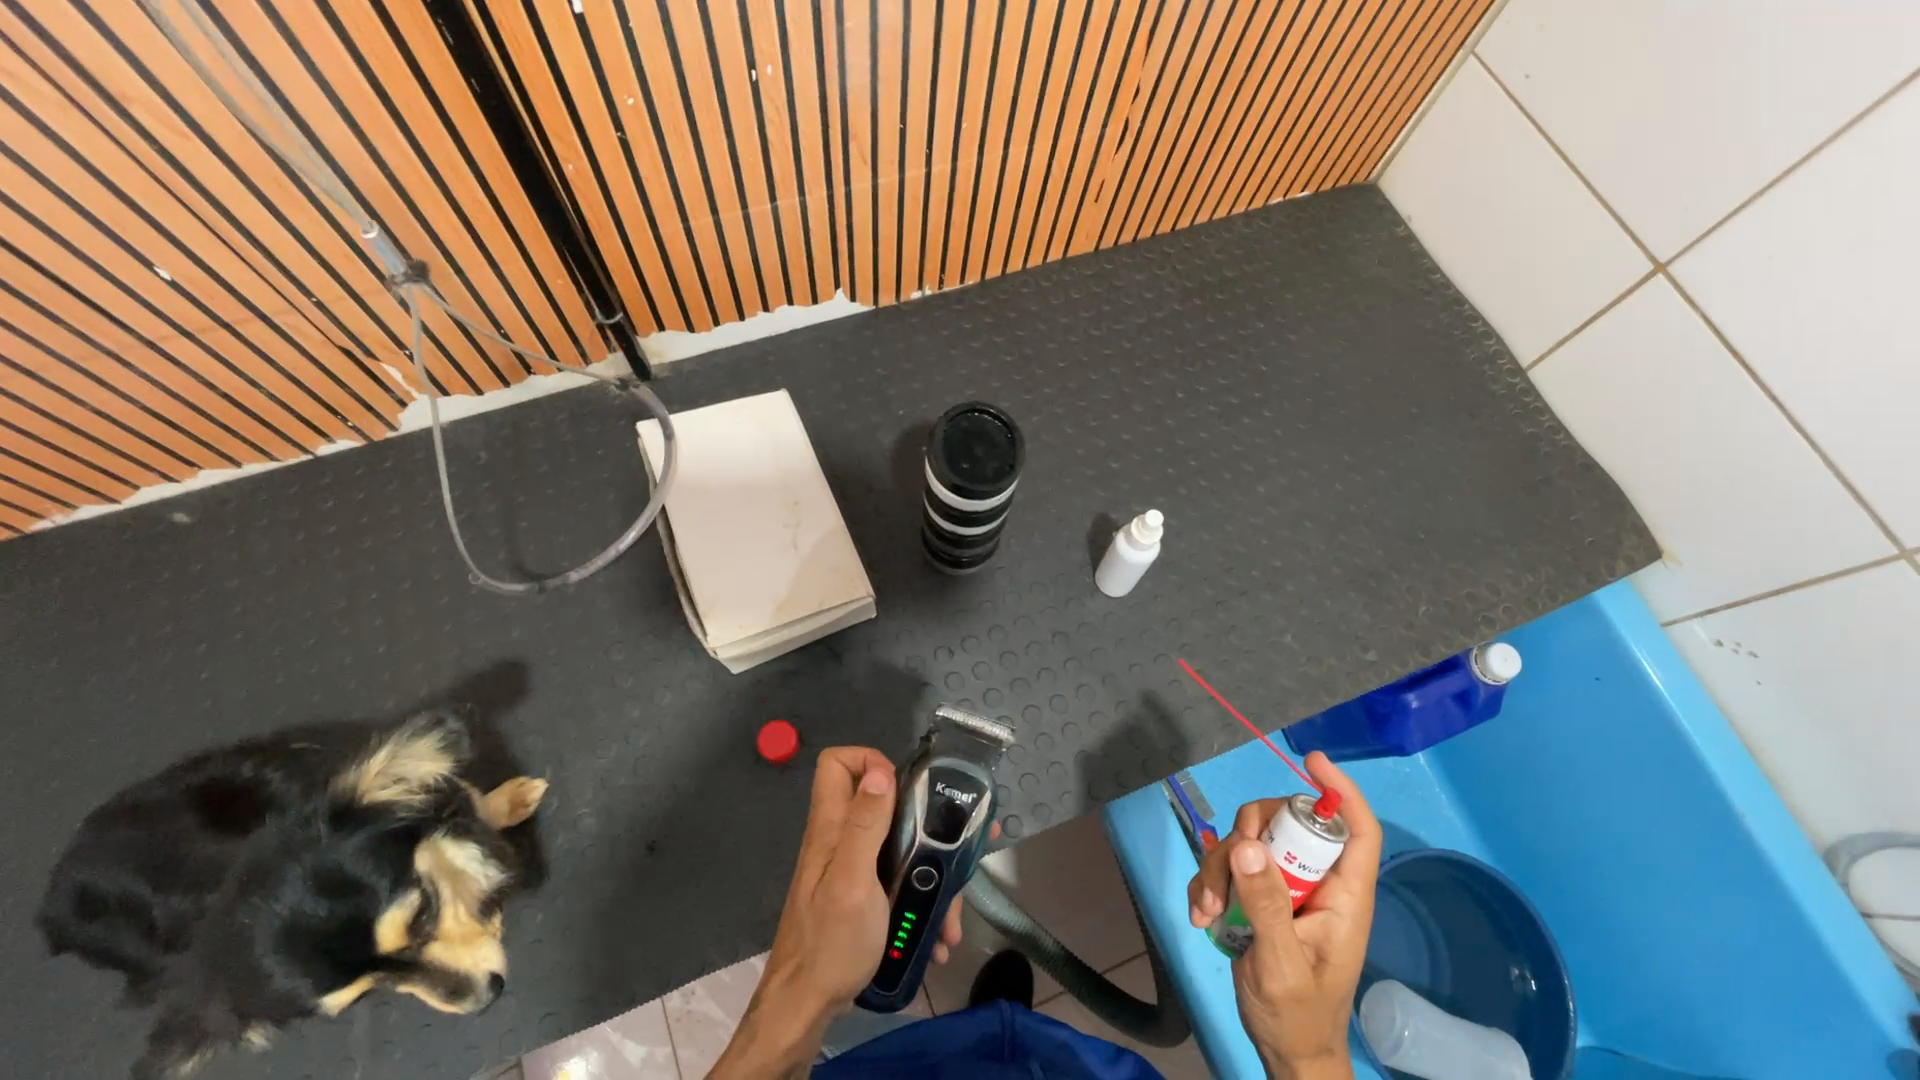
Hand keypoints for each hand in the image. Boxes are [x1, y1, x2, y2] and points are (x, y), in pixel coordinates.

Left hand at [711, 747, 964, 1077]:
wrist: (806, 1007)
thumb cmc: (830, 943)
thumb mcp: (852, 881)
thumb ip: (865, 824)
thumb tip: (879, 771)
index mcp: (831, 828)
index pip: (836, 764)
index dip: (869, 760)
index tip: (906, 788)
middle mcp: (841, 841)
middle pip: (883, 806)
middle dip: (924, 826)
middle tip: (957, 848)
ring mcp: (853, 870)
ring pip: (900, 850)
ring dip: (931, 876)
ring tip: (953, 916)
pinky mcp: (864, 898)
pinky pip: (900, 885)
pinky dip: (922, 905)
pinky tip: (939, 936)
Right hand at [1186, 752, 1381, 1079]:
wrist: (1282, 1049)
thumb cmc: (1298, 1014)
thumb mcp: (1281, 964)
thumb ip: (1266, 905)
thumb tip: (1247, 841)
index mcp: (1344, 896)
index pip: (1355, 831)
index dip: (1339, 791)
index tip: (1310, 761)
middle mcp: (1316, 882)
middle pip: (1284, 825)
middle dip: (1246, 838)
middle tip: (1226, 871)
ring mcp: (1283, 887)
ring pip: (1248, 842)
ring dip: (1218, 869)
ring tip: (1208, 911)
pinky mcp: (1256, 897)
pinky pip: (1227, 868)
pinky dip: (1208, 886)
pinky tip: (1200, 916)